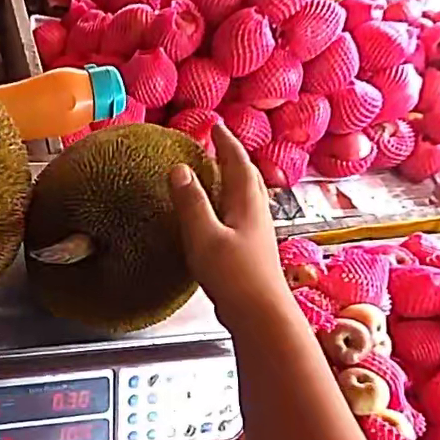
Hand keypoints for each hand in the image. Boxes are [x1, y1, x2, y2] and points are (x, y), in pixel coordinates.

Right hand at [170, 123, 289, 329]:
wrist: (260, 313)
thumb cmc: (233, 274)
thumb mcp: (204, 235)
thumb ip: (191, 202)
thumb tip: (179, 168)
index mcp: (246, 203)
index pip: (236, 162)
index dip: (225, 142)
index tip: (215, 126)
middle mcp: (256, 213)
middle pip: (247, 176)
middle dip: (232, 156)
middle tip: (218, 144)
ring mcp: (256, 232)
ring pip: (246, 195)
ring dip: (233, 179)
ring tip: (217, 174)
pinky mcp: (252, 250)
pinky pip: (241, 213)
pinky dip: (230, 202)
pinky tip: (220, 215)